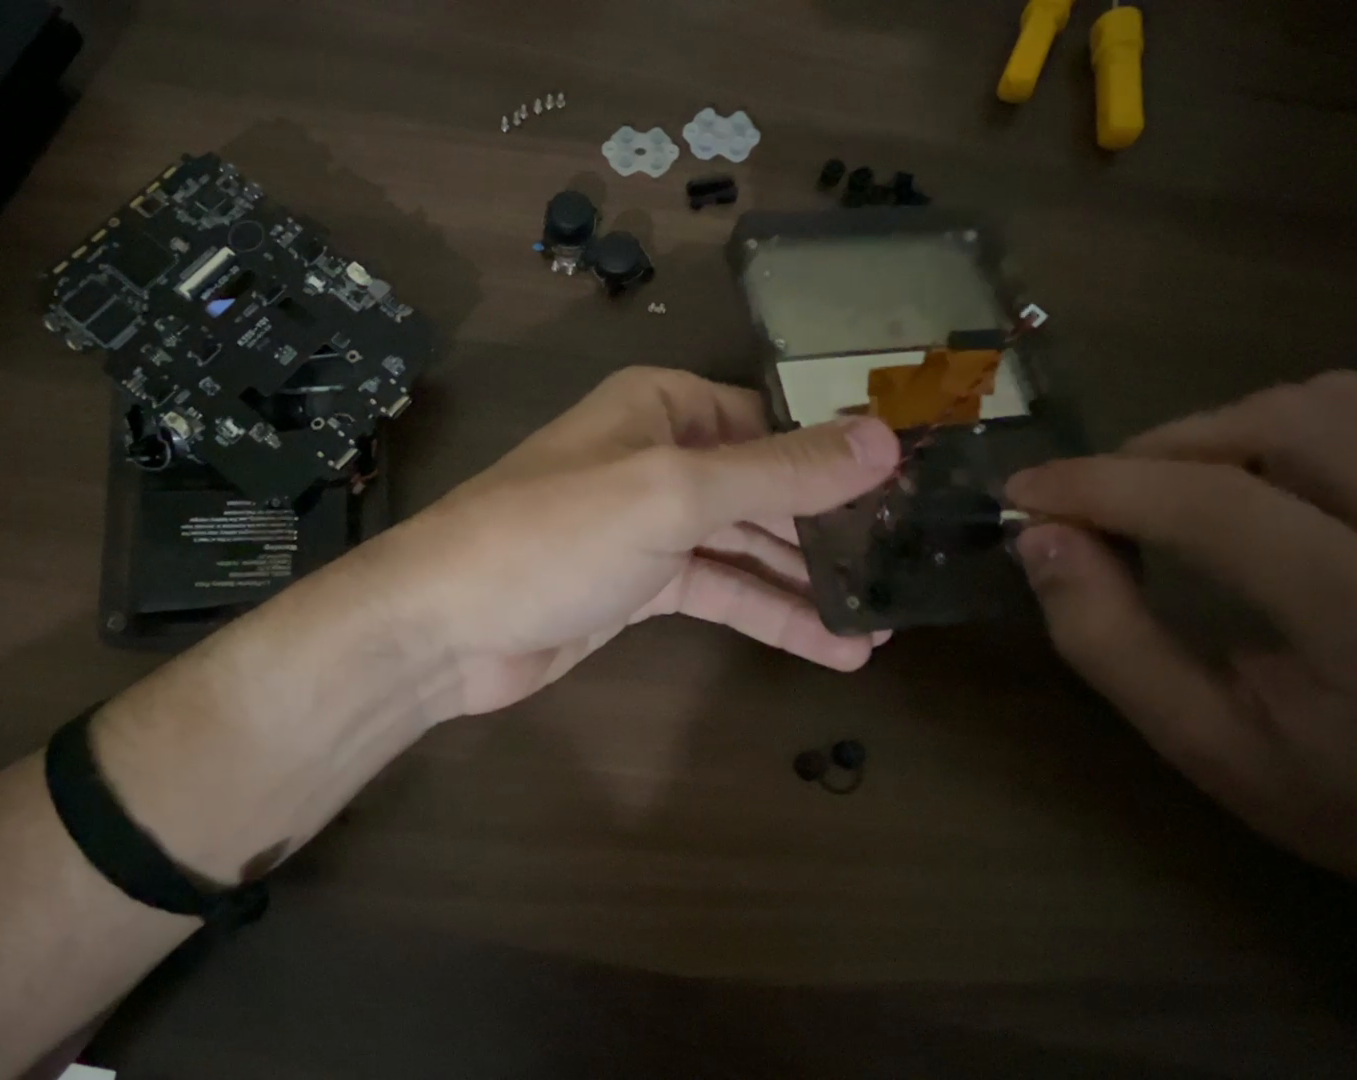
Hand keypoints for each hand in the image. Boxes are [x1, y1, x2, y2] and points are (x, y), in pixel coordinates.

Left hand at [360, 366, 901, 718]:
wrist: (446, 627)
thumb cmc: (553, 536)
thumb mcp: (672, 493)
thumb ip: (778, 473)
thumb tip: (884, 440)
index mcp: (663, 408)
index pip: (771, 422)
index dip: (838, 455)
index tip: (910, 491)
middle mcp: (659, 457)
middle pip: (763, 487)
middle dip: (831, 528)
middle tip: (908, 565)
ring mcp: (648, 527)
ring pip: (745, 546)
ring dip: (808, 581)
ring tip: (885, 619)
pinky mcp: (638, 587)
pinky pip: (718, 591)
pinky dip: (769, 614)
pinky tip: (833, 647)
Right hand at [1005, 371, 1356, 986]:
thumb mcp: (1210, 748)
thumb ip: (1112, 643)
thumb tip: (1040, 541)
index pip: (1220, 508)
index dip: (1101, 485)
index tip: (1023, 495)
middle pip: (1281, 424)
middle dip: (1156, 448)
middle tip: (1101, 502)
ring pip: (1335, 405)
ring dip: (1217, 432)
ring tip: (1170, 491)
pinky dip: (1278, 437)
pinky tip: (1252, 492)